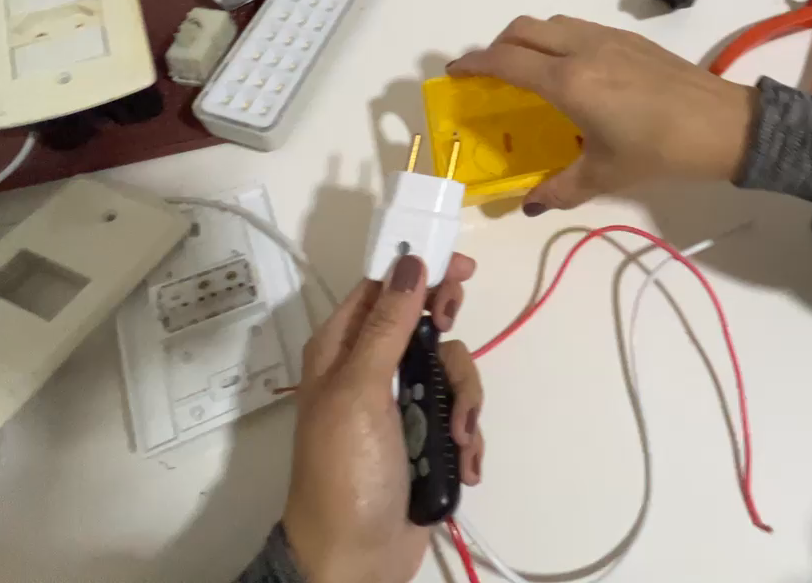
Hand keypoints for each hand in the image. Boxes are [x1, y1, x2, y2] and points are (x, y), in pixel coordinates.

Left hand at [282, 253, 483, 582]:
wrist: (356, 563)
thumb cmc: (346, 470)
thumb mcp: (361, 390)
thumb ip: (388, 323)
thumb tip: (411, 259)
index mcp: (344, 348)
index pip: (385, 286)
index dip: (421, 270)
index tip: (459, 268)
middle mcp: (373, 366)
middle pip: (424, 319)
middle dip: (446, 330)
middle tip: (449, 332)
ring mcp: (403, 401)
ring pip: (451, 365)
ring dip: (463, 398)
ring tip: (457, 436)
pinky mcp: (428, 432)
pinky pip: (461, 408)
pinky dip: (468, 431)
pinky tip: (463, 460)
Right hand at [447, 15, 755, 212]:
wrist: (722, 124)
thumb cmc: (660, 151)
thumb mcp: (605, 176)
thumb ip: (559, 189)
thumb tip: (529, 206)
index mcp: (569, 81)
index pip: (507, 61)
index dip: (474, 64)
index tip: (455, 73)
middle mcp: (583, 48)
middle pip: (524, 29)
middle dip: (498, 46)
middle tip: (488, 73)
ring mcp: (609, 38)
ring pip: (553, 23)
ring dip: (529, 38)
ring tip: (527, 69)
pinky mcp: (631, 38)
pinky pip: (579, 28)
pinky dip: (558, 38)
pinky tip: (571, 69)